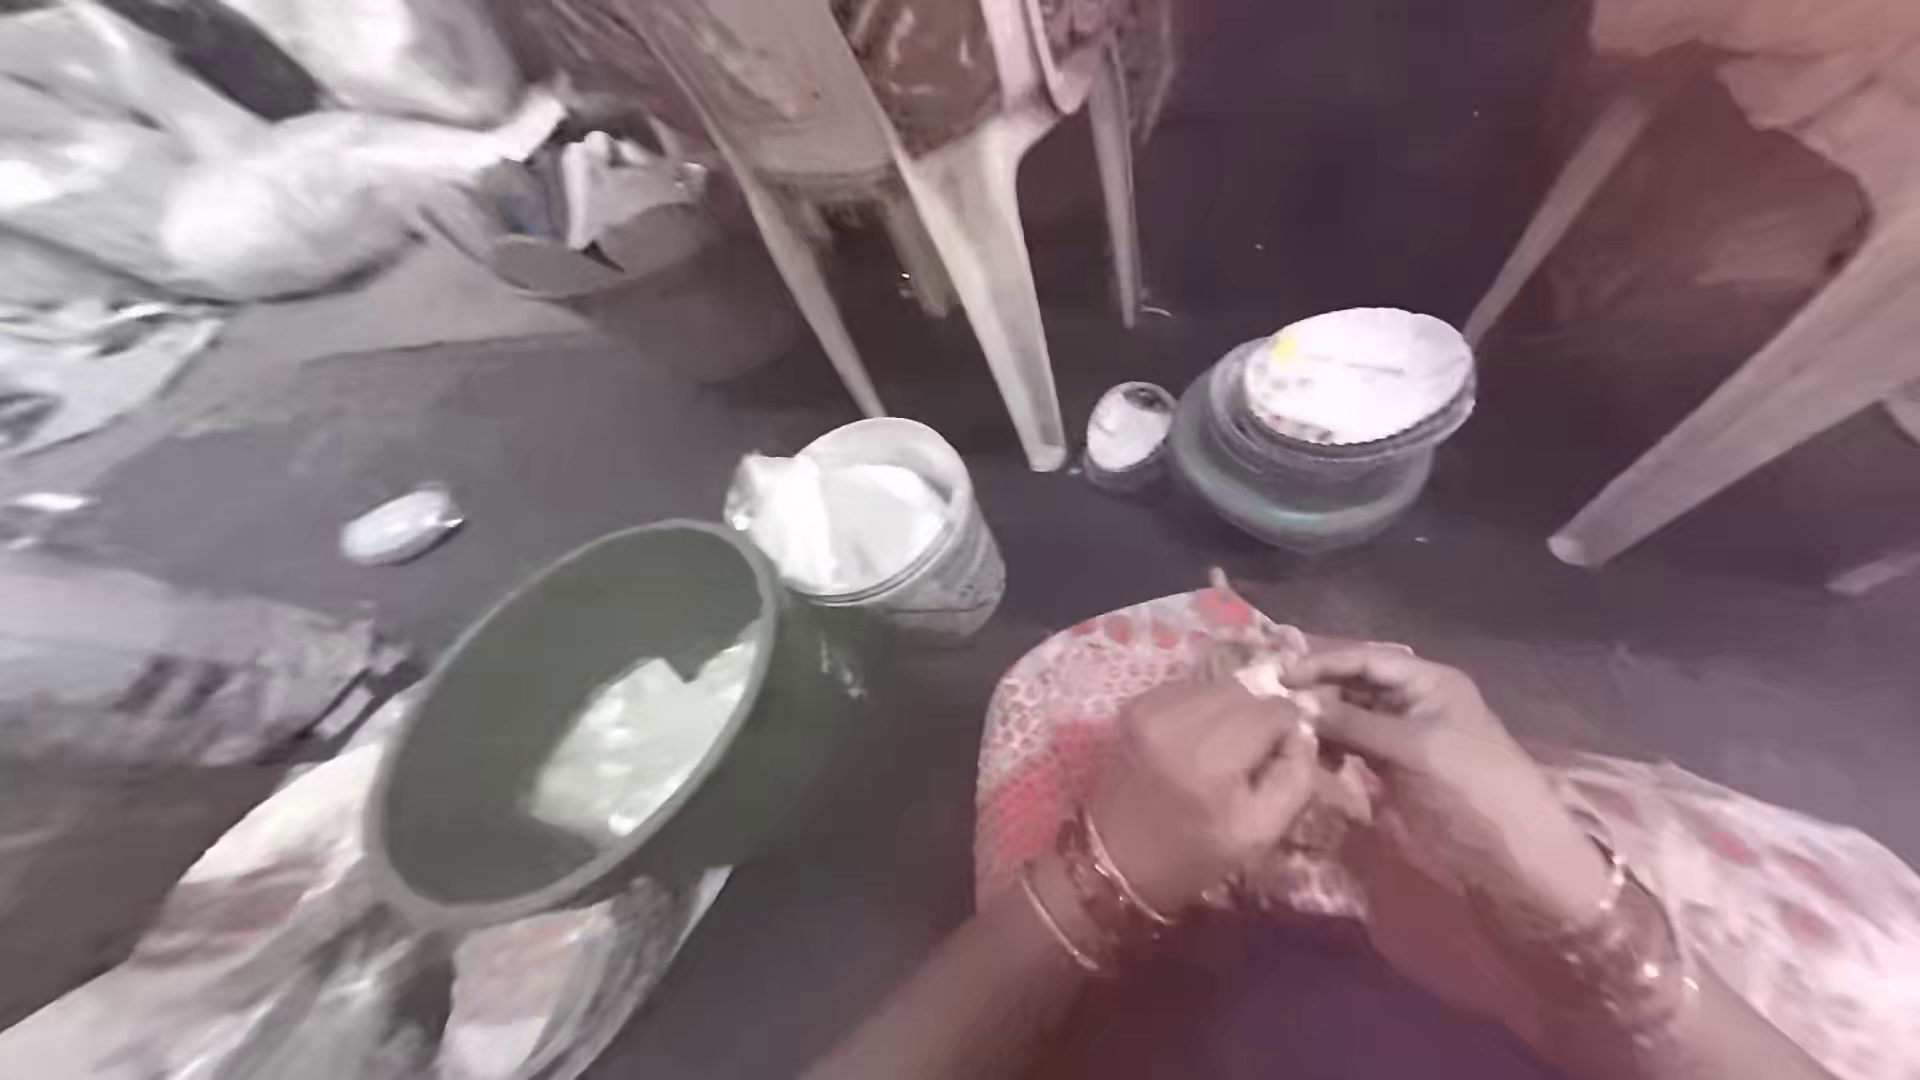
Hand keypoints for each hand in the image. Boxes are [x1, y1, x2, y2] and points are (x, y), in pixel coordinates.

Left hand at [1089, 681, 1319, 913]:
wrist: (1117, 854)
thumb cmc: (1193, 853)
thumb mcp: (1260, 833)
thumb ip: (1293, 777)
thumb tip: (1301, 732)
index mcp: (1208, 756)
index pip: (1272, 709)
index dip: (1287, 729)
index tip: (1280, 754)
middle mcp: (1174, 719)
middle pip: (1241, 690)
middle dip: (1257, 716)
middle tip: (1251, 751)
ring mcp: (1147, 706)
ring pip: (1212, 685)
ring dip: (1227, 709)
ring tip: (1220, 746)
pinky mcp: (1132, 704)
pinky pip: (1183, 689)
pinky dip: (1198, 707)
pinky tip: (1193, 738)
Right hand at [1283, 646, 1611, 924]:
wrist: (1516, 864)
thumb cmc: (1472, 790)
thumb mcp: (1411, 748)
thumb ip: (1350, 721)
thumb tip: (1294, 704)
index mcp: (1427, 682)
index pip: (1363, 659)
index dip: (1322, 664)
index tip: (1282, 678)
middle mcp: (1410, 699)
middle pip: (1350, 682)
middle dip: (1317, 693)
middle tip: (1280, 707)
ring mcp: (1398, 732)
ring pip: (1344, 712)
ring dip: (1319, 720)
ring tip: (1295, 734)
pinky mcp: (1389, 762)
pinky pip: (1348, 741)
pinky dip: (1329, 745)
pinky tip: (1316, 756)